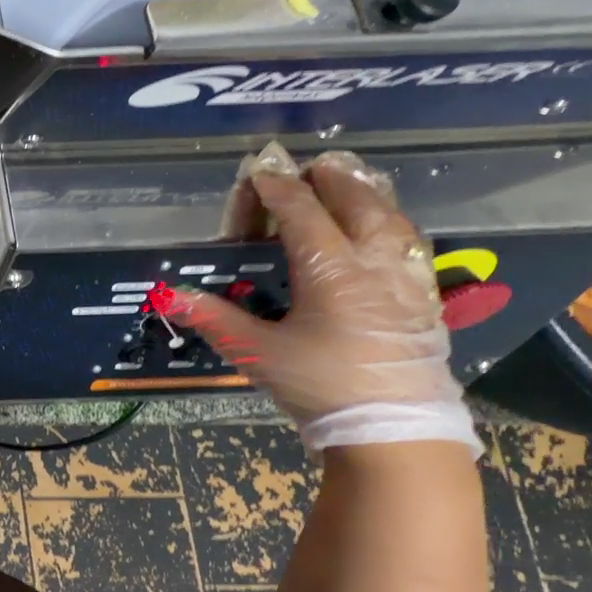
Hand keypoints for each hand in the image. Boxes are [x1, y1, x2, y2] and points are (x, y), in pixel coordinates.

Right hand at [171, 143, 478, 455]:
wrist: (394, 429)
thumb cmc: (321, 384)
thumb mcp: (258, 351)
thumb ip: (215, 317)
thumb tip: (168, 295)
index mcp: (333, 273)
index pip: (304, 216)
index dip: (279, 191)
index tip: (261, 171)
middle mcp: (375, 266)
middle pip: (360, 206)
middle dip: (334, 180)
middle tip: (312, 163)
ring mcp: (407, 282)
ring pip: (394, 222)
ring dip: (370, 196)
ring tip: (352, 180)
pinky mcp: (424, 301)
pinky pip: (411, 246)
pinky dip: (393, 223)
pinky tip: (384, 227)